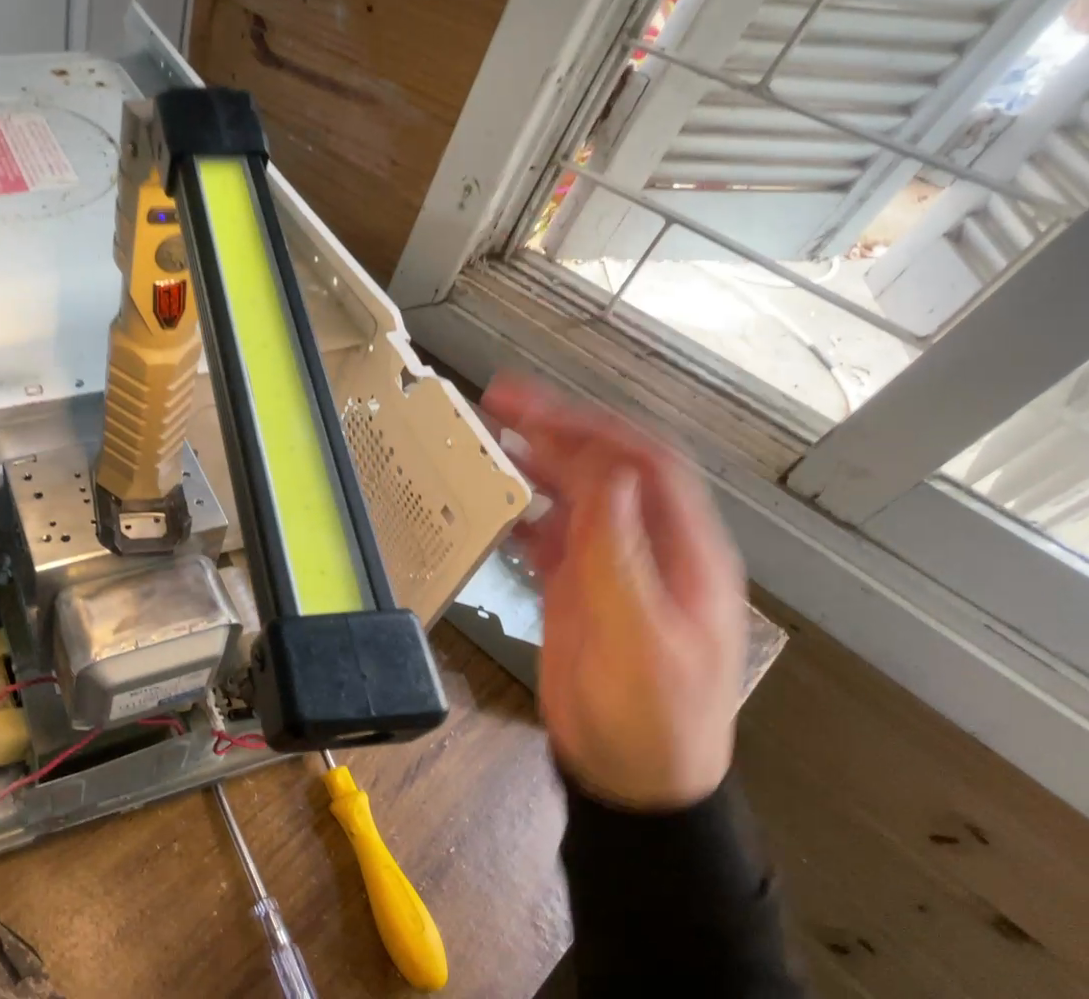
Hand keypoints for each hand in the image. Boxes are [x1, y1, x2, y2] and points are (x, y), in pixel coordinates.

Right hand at [482, 376, 746, 810]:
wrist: (633, 777)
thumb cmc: (652, 716)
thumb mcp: (640, 634)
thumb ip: (618, 552)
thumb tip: (603, 475)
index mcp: (682, 553)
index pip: (642, 465)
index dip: (591, 427)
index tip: (533, 407)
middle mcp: (650, 550)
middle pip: (607, 470)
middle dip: (559, 429)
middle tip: (502, 402)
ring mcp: (613, 571)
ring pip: (578, 497)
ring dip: (541, 462)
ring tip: (497, 434)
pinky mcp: (579, 593)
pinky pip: (553, 536)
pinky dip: (526, 512)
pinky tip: (501, 502)